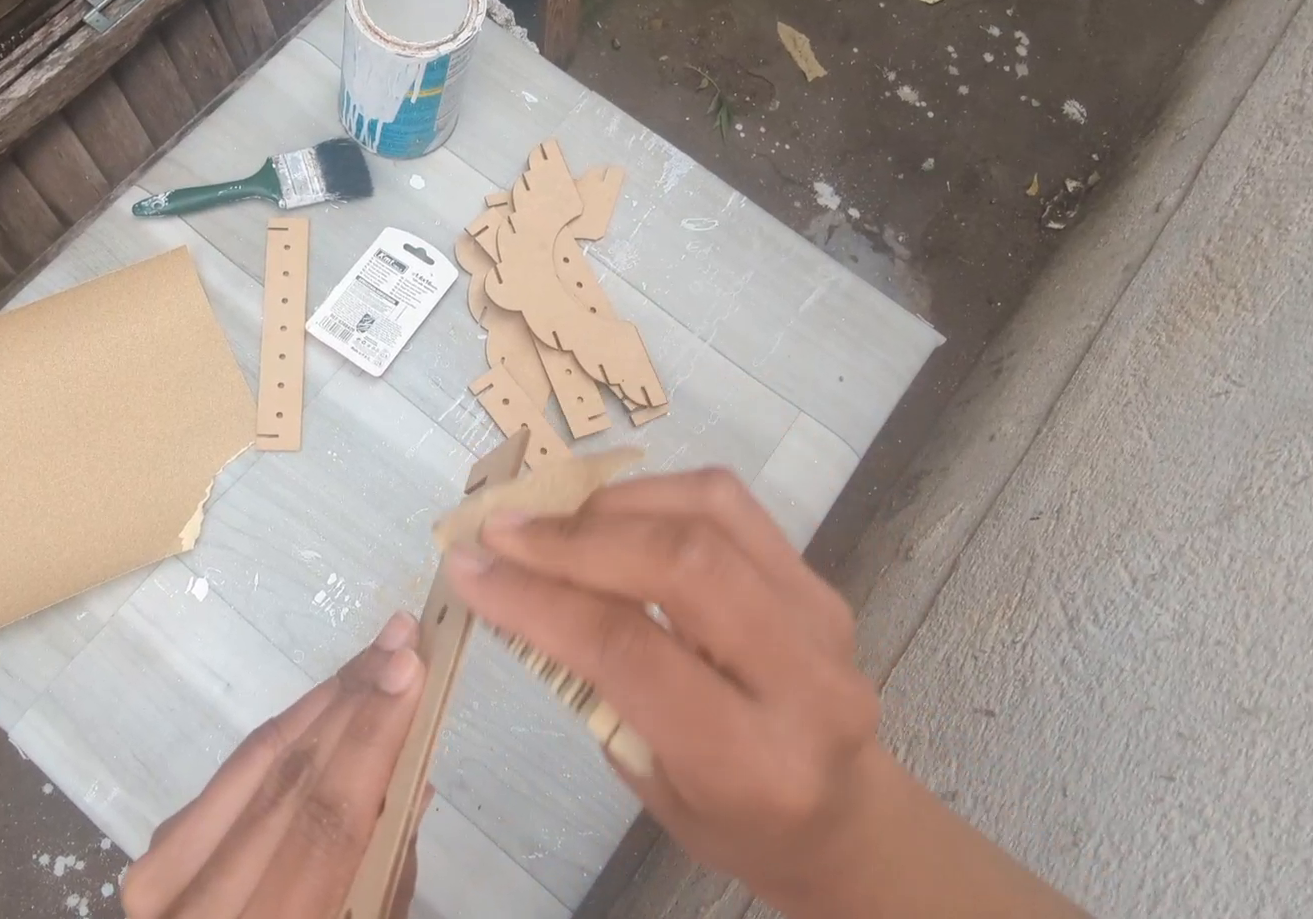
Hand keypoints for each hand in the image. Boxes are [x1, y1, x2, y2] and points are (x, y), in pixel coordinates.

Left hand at [123, 611, 426, 918]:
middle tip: (402, 637)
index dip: (372, 736)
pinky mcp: (156, 853)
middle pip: (289, 777)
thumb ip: (383, 866)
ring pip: (258, 760)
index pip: (326, 820)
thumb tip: (410, 771)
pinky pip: (234, 773)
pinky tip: (330, 697)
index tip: (411, 665)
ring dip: (327, 700)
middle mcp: (197, 906)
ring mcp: (162, 878)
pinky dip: (289, 731)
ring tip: (377, 653)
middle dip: (356, 697)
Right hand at [448, 469, 1087, 918]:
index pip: (627, 649)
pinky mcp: (814, 576)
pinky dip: (648, 495)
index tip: (468, 569)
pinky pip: (723, 502)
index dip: (536, 599)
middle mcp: (803, 678)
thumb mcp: (643, 776)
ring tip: (550, 526)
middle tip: (501, 532)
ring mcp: (819, 613)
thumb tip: (512, 582)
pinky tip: (607, 517)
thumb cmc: (728, 818)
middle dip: (573, 538)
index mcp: (750, 759)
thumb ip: (587, 680)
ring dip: (608, 507)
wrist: (845, 816)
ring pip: (706, 512)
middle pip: (681, 562)